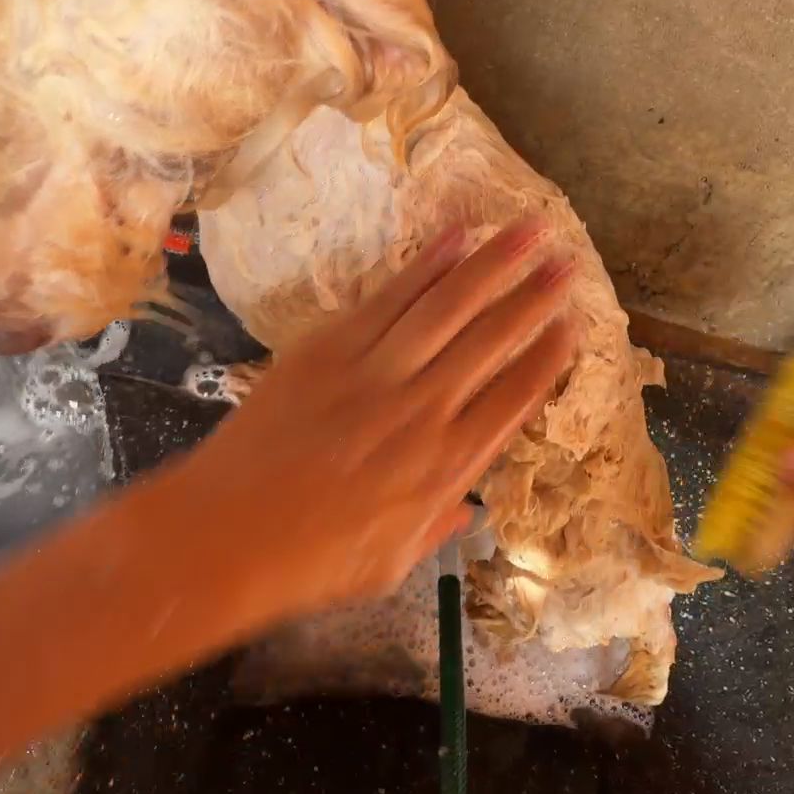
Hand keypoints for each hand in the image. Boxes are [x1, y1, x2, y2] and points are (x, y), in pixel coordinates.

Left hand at [172, 219, 575, 630]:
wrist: (222, 537)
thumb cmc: (309, 562)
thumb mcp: (390, 564)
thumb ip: (435, 527)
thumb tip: (465, 508)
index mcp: (445, 468)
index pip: (513, 398)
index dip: (547, 358)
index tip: (572, 326)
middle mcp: (421, 411)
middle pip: (492, 342)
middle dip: (534, 298)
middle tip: (567, 263)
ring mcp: (374, 373)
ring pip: (447, 308)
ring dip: (493, 264)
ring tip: (529, 229)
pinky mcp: (329, 349)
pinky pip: (388, 299)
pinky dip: (425, 266)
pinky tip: (455, 238)